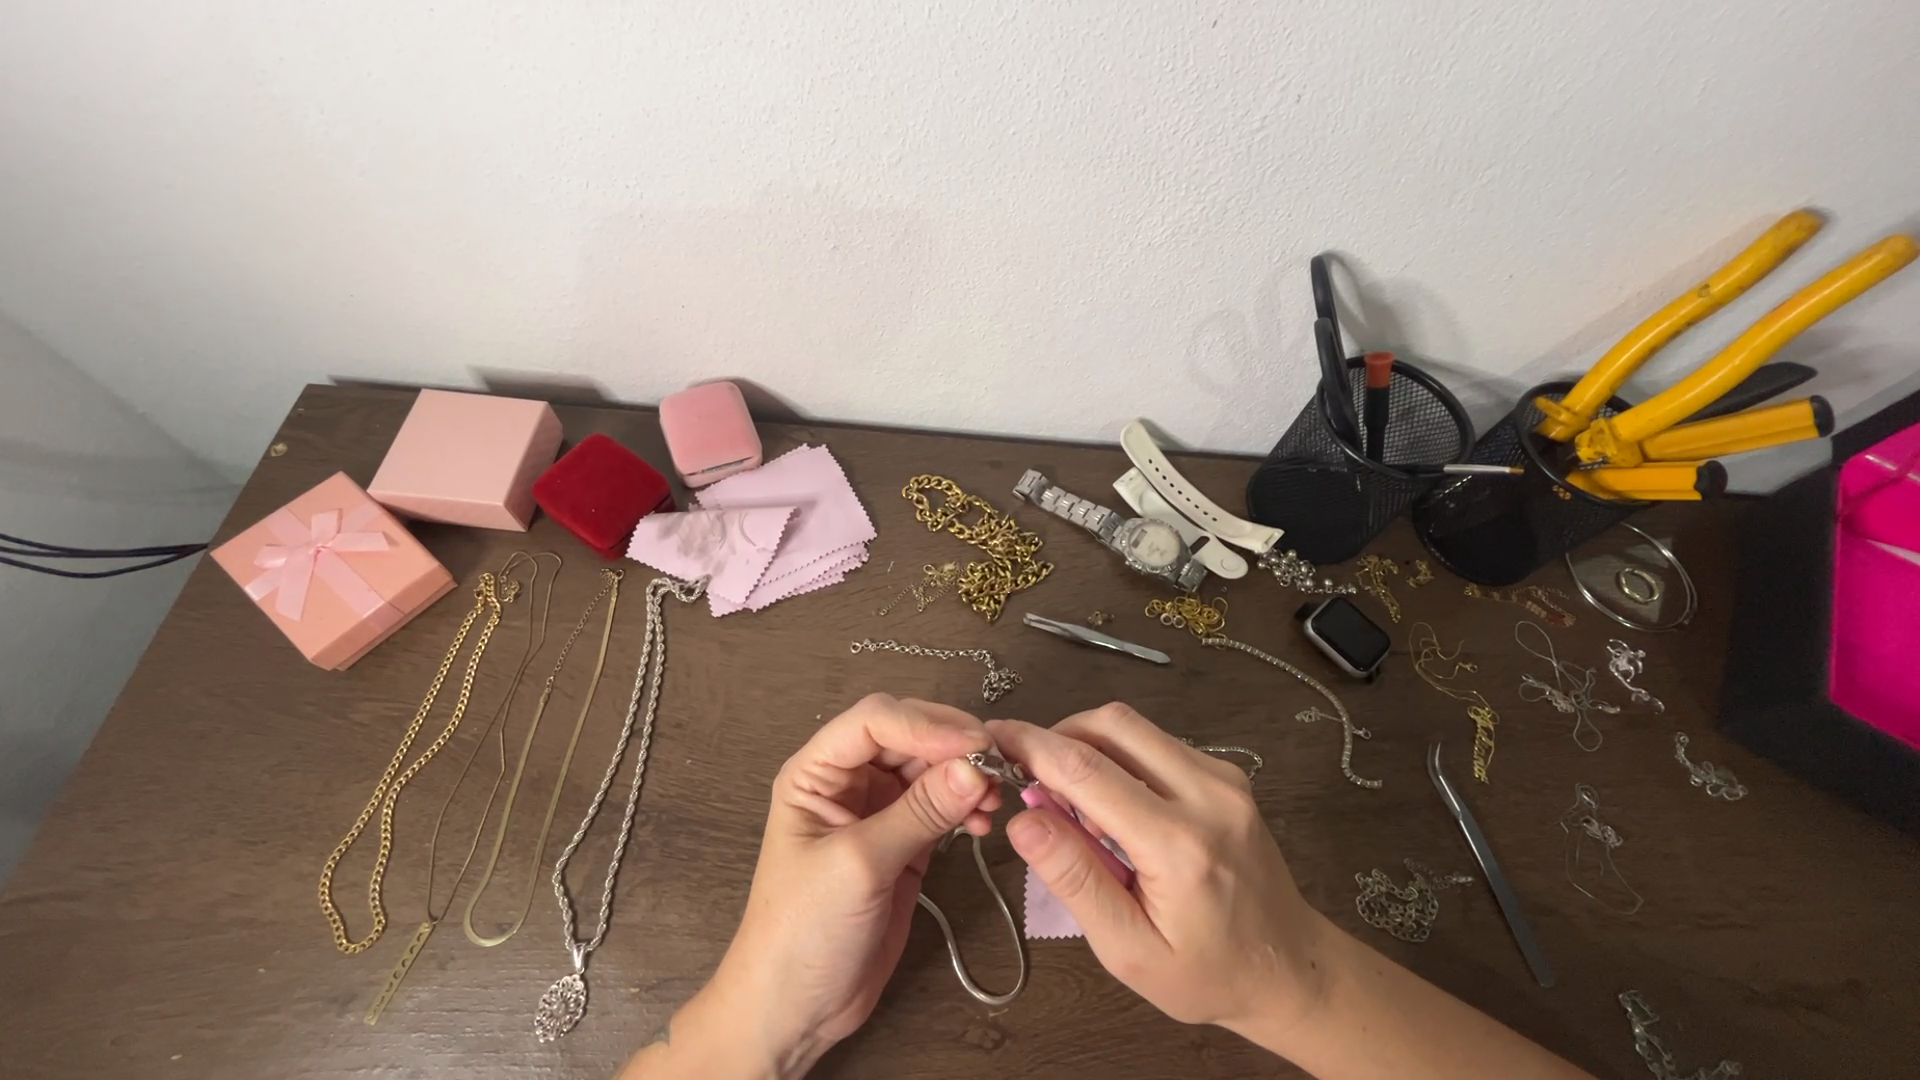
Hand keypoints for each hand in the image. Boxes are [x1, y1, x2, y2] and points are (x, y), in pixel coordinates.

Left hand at [682, 694, 1001, 1074]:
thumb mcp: (860, 865)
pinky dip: (967, 805)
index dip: (925, 724)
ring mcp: (878, 809)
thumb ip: (919, 812)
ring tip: (994, 800)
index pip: (875, 721)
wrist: (795, 1011)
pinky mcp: (905, 840)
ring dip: (966, 775)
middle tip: (997, 764)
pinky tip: (983, 822)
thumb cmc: (804, 933)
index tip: (974, 745)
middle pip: (907, 736)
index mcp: (817, 772)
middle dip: (952, 745)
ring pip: (930, 767)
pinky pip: (943, 804)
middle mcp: (848, 779)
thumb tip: (976, 767)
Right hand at [989, 705, 1329, 1036]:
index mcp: (1179, 845)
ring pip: (1133, 727)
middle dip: (1058, 735)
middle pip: (1112, 725)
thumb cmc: (1206, 973)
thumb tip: (1023, 819)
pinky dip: (1118, 756)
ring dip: (1087, 744)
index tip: (992, 736)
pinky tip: (1113, 803)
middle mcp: (1207, 794)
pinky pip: (1155, 742)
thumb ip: (1075, 879)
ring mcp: (1222, 777)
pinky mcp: (1226, 774)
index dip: (1031, 745)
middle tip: (1030, 774)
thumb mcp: (1129, 951)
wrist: (1291, 968)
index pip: (1087, 771)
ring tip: (1071, 799)